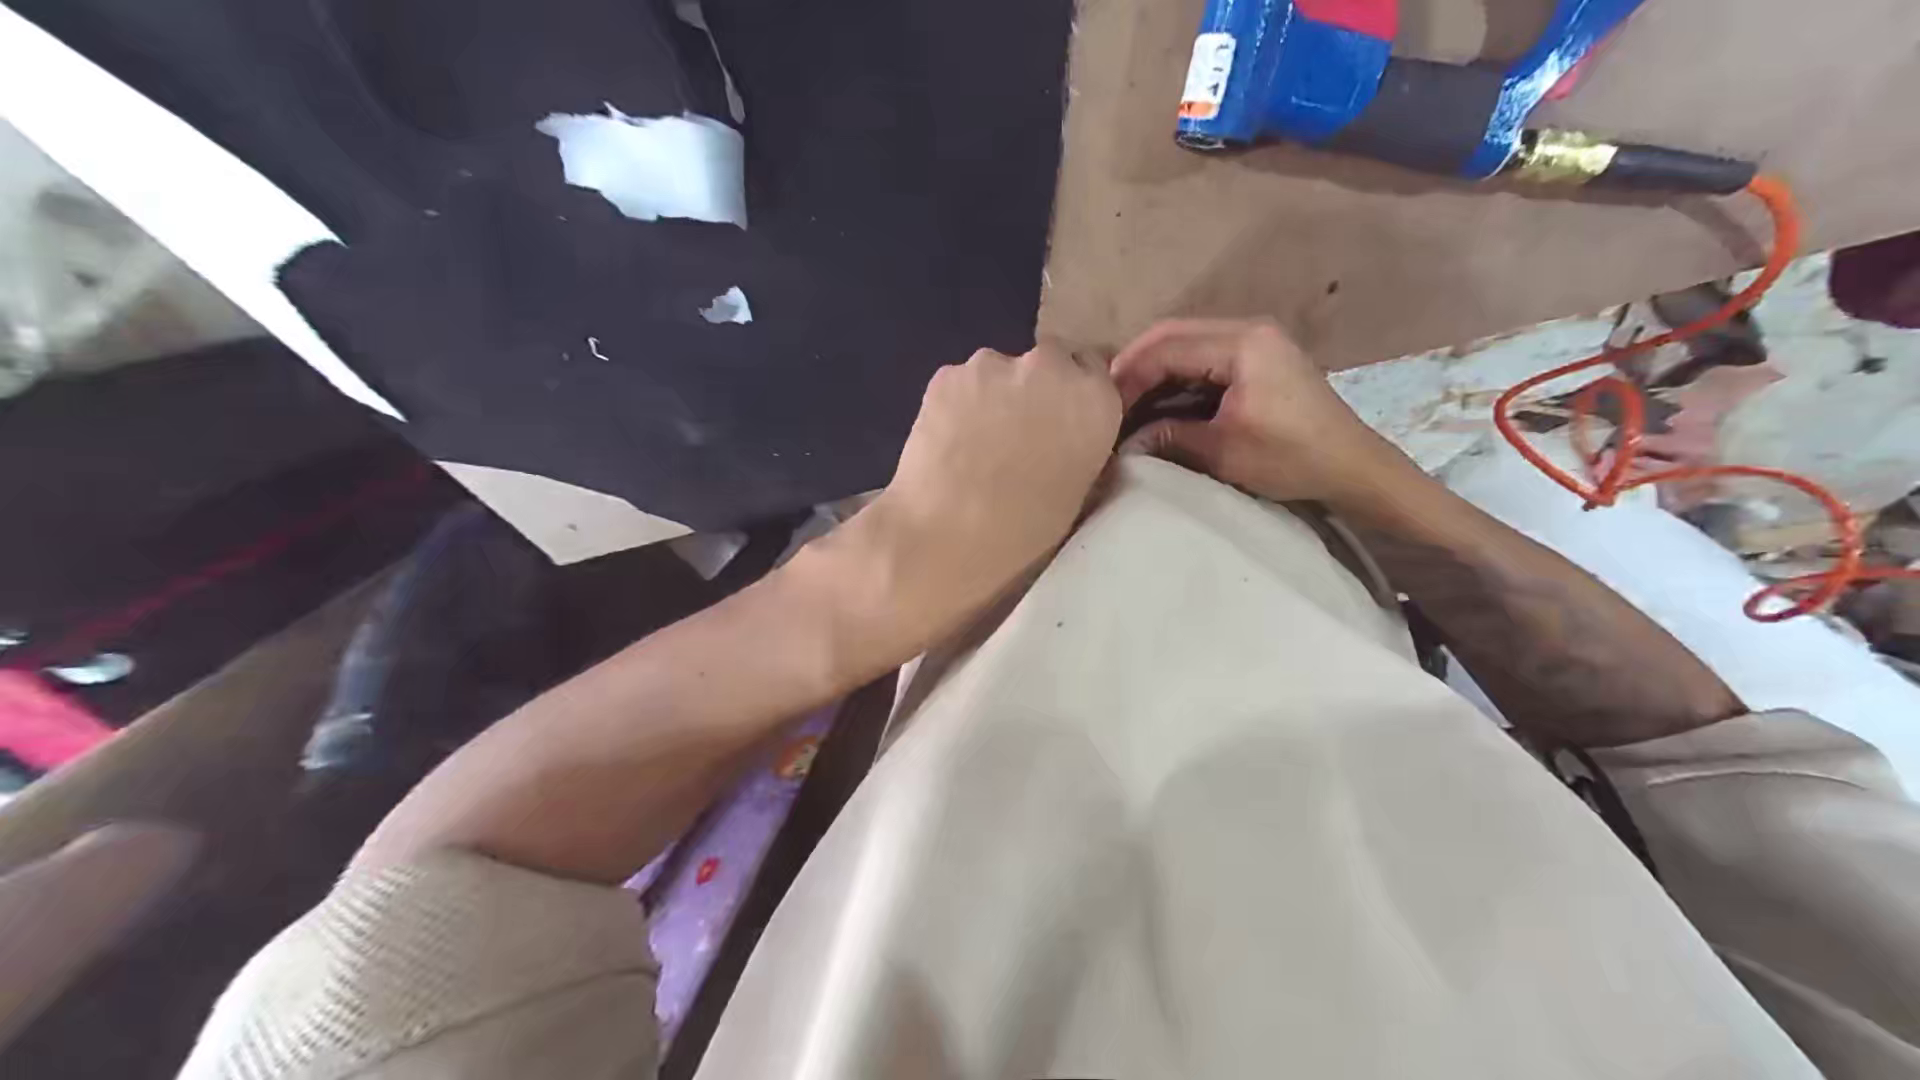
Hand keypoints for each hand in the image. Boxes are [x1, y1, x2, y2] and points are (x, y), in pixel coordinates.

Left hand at [856, 343, 1120, 638]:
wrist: (948, 531)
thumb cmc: (1023, 529)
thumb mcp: (1078, 491)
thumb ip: (1081, 446)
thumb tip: (1069, 435)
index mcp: (1095, 399)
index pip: (1095, 369)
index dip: (1075, 394)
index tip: (1061, 418)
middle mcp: (1051, 366)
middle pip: (1049, 361)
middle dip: (1037, 387)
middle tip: (1017, 430)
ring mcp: (994, 364)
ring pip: (999, 370)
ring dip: (994, 394)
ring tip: (974, 441)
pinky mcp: (947, 374)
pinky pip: (960, 383)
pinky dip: (957, 403)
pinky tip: (946, 440)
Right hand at [1110, 319, 1416, 508]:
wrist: (1352, 467)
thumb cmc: (1291, 457)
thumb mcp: (1223, 451)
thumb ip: (1171, 438)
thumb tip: (1126, 442)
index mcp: (1243, 344)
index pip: (1167, 347)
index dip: (1129, 375)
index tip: (1105, 406)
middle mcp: (1248, 330)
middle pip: (1173, 334)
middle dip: (1136, 365)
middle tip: (1108, 398)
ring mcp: (1256, 342)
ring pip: (1187, 344)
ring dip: (1155, 370)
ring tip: (1127, 401)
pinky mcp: (1259, 359)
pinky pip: (1204, 357)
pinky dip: (1177, 376)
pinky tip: (1159, 401)